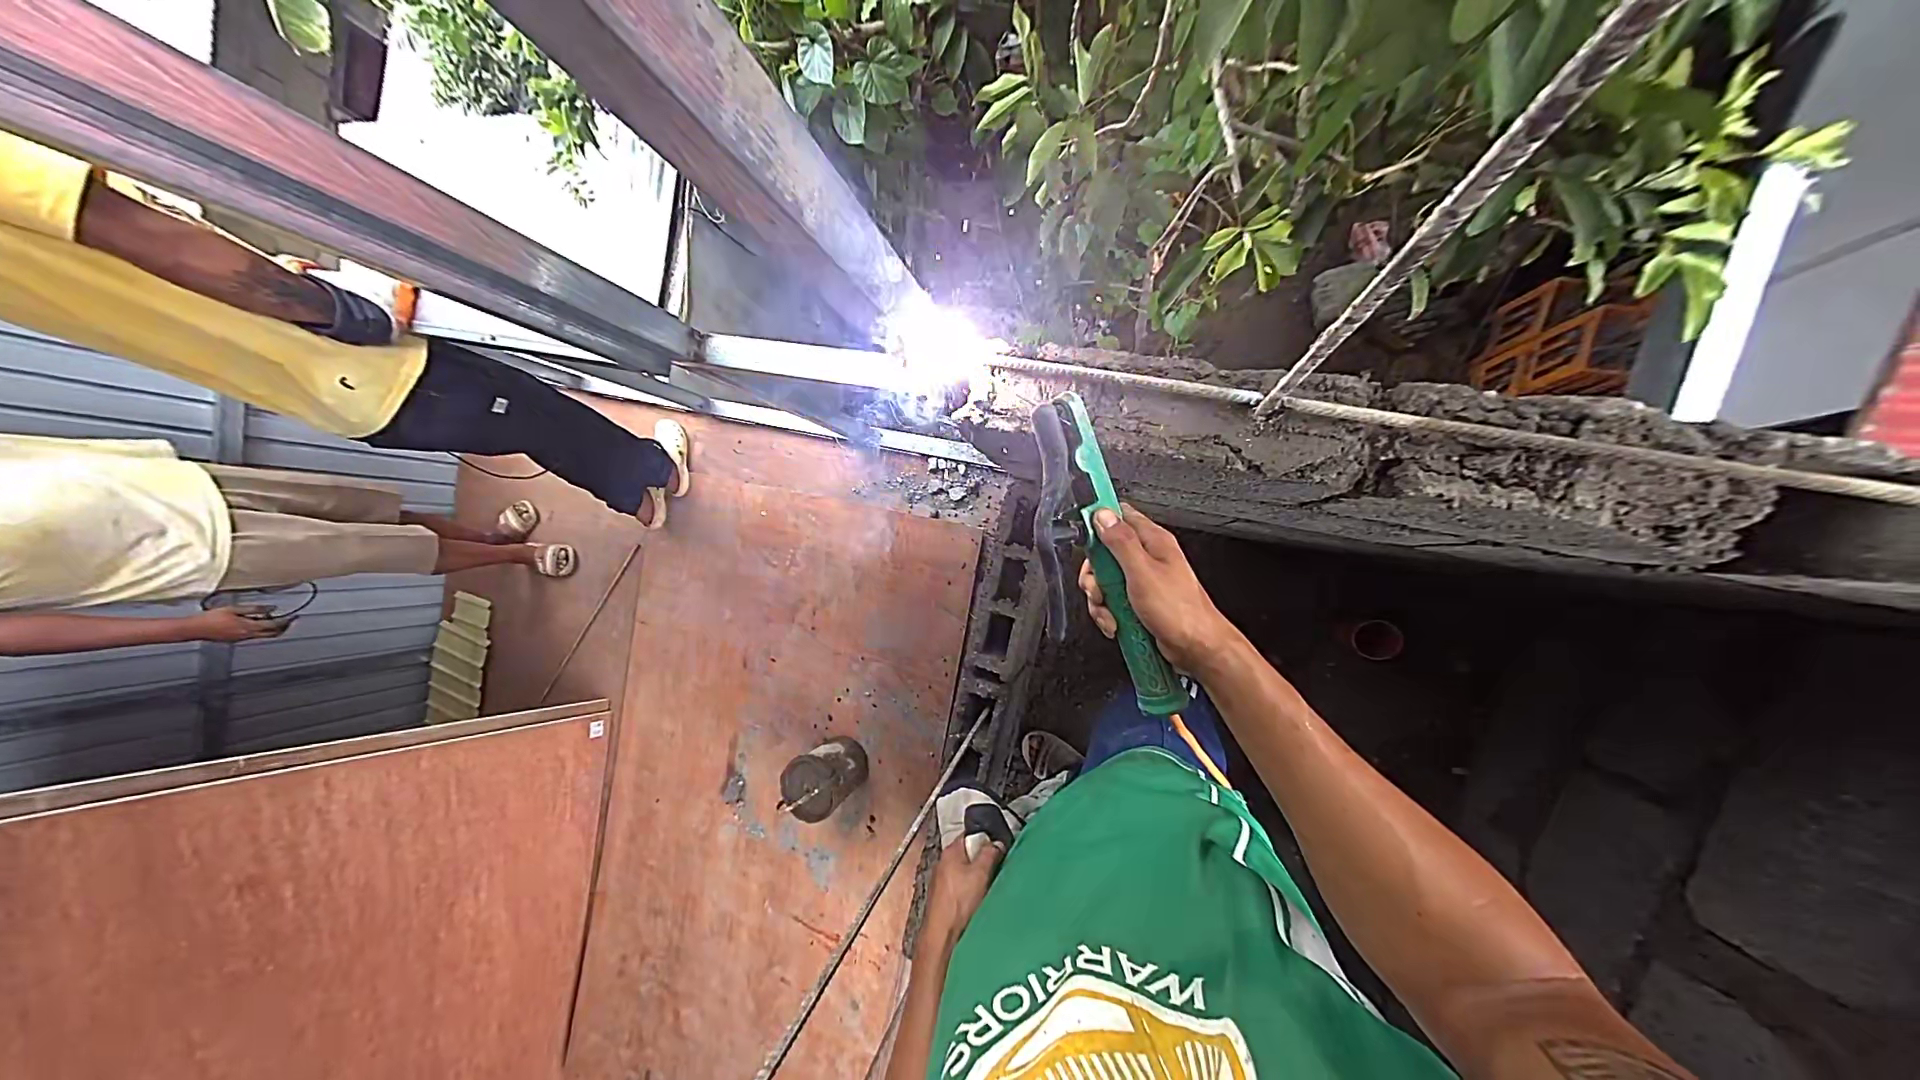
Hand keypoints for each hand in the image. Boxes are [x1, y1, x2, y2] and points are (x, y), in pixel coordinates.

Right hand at [190, 606, 292, 642]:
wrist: (192, 629)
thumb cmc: (210, 617)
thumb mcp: (234, 609)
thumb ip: (254, 609)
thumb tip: (272, 608)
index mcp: (248, 627)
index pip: (275, 626)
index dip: (287, 621)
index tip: (295, 616)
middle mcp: (248, 635)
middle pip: (273, 634)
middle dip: (284, 627)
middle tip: (291, 620)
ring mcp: (242, 639)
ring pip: (265, 636)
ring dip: (274, 629)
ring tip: (278, 621)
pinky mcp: (236, 640)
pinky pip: (255, 636)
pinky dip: (263, 631)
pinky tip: (261, 624)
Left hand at [921, 834, 1003, 949]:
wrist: (943, 937)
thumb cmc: (958, 904)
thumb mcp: (981, 874)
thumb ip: (989, 853)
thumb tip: (996, 843)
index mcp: (950, 852)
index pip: (970, 834)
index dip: (986, 839)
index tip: (999, 847)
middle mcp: (944, 863)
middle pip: (969, 853)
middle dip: (984, 860)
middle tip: (996, 869)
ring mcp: (943, 881)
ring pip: (967, 872)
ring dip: (979, 877)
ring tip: (988, 887)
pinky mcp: (946, 898)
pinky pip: (963, 887)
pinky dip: (972, 891)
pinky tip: (979, 901)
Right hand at [1080, 503, 1240, 675]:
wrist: (1196, 648)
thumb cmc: (1181, 612)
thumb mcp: (1143, 572)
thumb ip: (1121, 542)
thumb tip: (1103, 516)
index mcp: (1152, 541)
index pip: (1118, 516)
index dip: (1098, 521)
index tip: (1087, 540)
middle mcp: (1147, 558)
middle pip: (1104, 553)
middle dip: (1095, 574)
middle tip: (1101, 588)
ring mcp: (1142, 580)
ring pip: (1104, 580)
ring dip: (1101, 599)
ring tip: (1112, 611)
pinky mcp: (1138, 600)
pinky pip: (1112, 600)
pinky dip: (1109, 613)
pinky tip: (1117, 622)